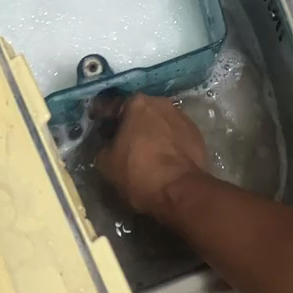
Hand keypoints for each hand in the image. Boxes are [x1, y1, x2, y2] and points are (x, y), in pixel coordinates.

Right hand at [95, 94, 208, 218]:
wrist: (181, 190)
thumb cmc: (139, 172)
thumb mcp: (106, 164)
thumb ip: (103, 147)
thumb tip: (107, 145)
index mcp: (136, 103)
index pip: (112, 107)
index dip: (101, 117)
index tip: (95, 124)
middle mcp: (160, 102)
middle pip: (138, 112)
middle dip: (128, 124)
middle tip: (118, 140)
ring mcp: (181, 116)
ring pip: (158, 122)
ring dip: (150, 132)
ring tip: (143, 151)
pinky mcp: (196, 133)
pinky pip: (174, 135)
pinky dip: (167, 143)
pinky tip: (162, 158)